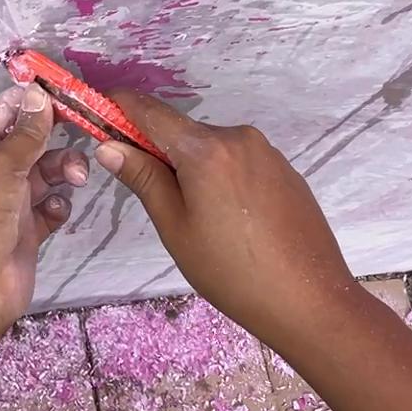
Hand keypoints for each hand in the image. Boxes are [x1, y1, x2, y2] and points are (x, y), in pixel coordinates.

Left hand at [0, 85, 90, 335]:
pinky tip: (58, 209)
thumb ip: (27, 132)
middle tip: (86, 131)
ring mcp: (8, 203)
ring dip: (63, 169)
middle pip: (29, 142)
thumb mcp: (1, 164)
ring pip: (44, 174)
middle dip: (55, 137)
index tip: (66, 90)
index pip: (4, 112)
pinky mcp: (26, 231)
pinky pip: (49, 208)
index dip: (32, 100)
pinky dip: (58, 205)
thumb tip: (38, 94)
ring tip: (78, 176)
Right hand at [96, 91, 361, 354]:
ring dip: (191, 165)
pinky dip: (220, 175)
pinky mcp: (285, 170)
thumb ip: (142, 178)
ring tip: (198, 218)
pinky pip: (237, 161)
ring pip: (210, 147)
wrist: (314, 304)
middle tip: (151, 194)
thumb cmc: (232, 272)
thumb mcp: (175, 227)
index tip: (97, 112)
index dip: (118, 106)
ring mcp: (266, 152)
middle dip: (157, 149)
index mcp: (205, 148)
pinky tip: (230, 219)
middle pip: (181, 130)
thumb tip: (107, 144)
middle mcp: (236, 136)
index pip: (148, 109)